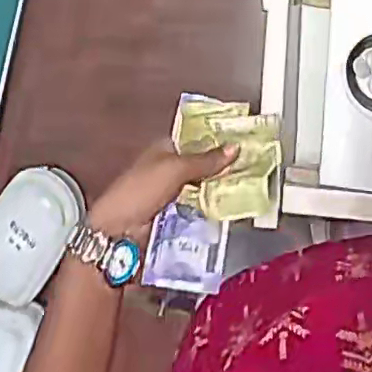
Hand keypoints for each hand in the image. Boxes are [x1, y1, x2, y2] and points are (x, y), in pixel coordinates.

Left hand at [87, 139, 236, 236]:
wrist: (117, 233)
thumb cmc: (141, 190)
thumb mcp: (175, 169)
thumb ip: (205, 160)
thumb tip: (235, 147)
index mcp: (165, 148)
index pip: (196, 138)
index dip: (218, 140)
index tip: (245, 142)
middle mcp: (169, 168)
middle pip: (201, 165)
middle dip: (223, 167)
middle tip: (254, 167)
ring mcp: (171, 193)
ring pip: (202, 187)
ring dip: (219, 190)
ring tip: (249, 188)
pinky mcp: (173, 216)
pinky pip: (198, 209)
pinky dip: (211, 209)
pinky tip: (230, 210)